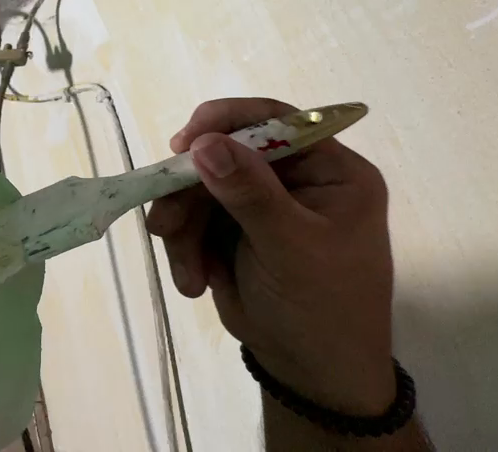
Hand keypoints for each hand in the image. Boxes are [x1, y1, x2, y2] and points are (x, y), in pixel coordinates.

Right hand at [145, 98, 396, 415]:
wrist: (311, 377)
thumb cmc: (322, 311)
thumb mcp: (290, 250)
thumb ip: (249, 193)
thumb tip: (204, 142)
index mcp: (330, 172)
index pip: (275, 120)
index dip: (226, 121)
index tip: (185, 142)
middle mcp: (294, 176)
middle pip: (222, 152)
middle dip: (190, 192)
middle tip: (166, 224)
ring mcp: (259, 199)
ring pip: (197, 184)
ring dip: (182, 225)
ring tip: (188, 271)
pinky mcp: (230, 223)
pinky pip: (189, 213)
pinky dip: (183, 243)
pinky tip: (193, 279)